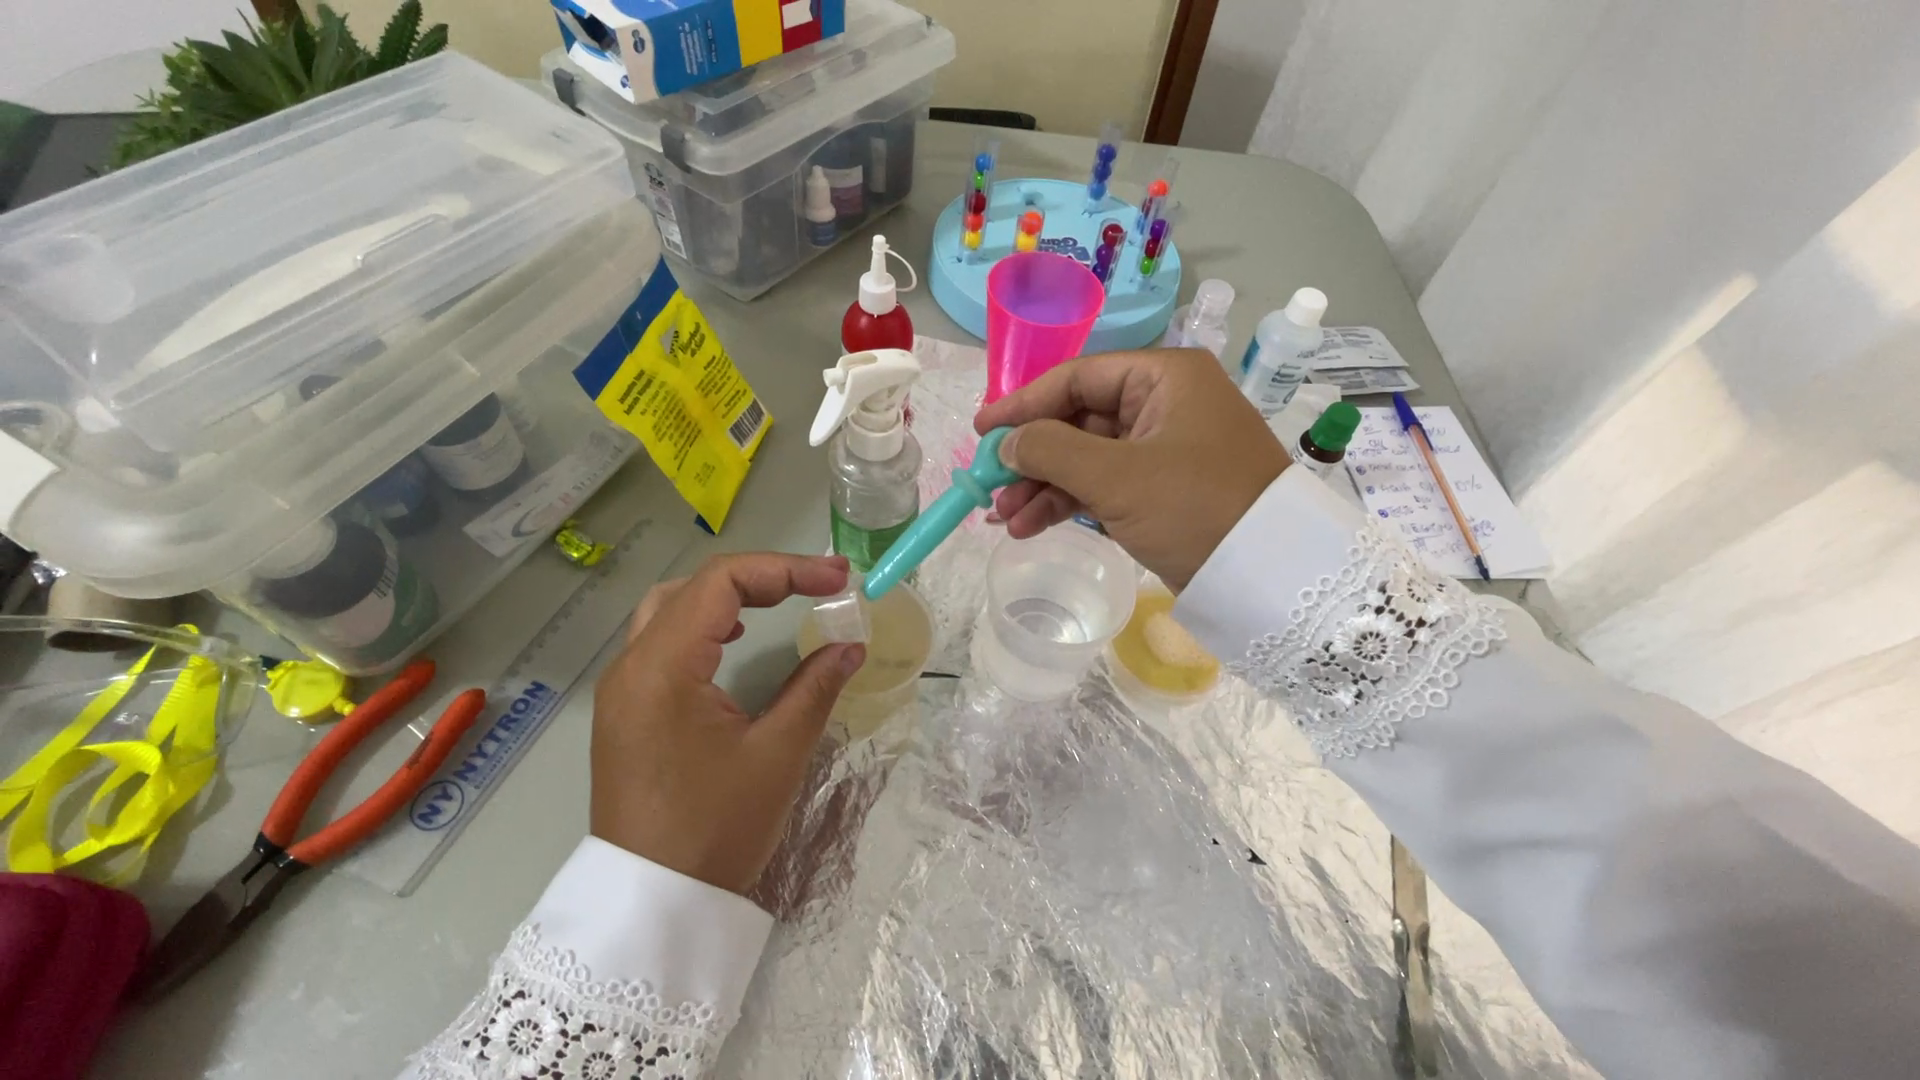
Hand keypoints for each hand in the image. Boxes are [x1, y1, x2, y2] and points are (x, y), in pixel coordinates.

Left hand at [590, 553, 865, 894]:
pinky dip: (701, 625)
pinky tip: (731, 641)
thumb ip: (814, 687)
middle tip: (814, 586)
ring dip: (725, 597)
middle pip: (692, 587)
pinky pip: (659, 643)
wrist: (651, 905)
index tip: (838, 579)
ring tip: (777, 603)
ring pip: (669, 610)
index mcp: (663, 667)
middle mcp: (631, 666)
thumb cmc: (715, 829)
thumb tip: (851, 645)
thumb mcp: (777, 755)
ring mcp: (621, 690)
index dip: (786, 568)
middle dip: (758, 576)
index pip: (722, 582)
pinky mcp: (625, 712)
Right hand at [974, 348, 1288, 590]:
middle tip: (987, 487)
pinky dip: (1068, 503)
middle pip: (1077, 420)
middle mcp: (1164, 403)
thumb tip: (1005, 444)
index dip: (1023, 405)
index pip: (1077, 378)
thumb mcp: (1117, 477)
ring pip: (1086, 458)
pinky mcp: (1162, 489)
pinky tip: (1029, 527)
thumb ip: (1050, 451)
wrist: (1267, 575)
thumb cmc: (1195, 507)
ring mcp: (1163, 449)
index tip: (979, 432)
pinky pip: (1103, 485)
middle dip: (1030, 458)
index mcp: (1164, 378)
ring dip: (1042, 487)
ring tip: (1002, 519)